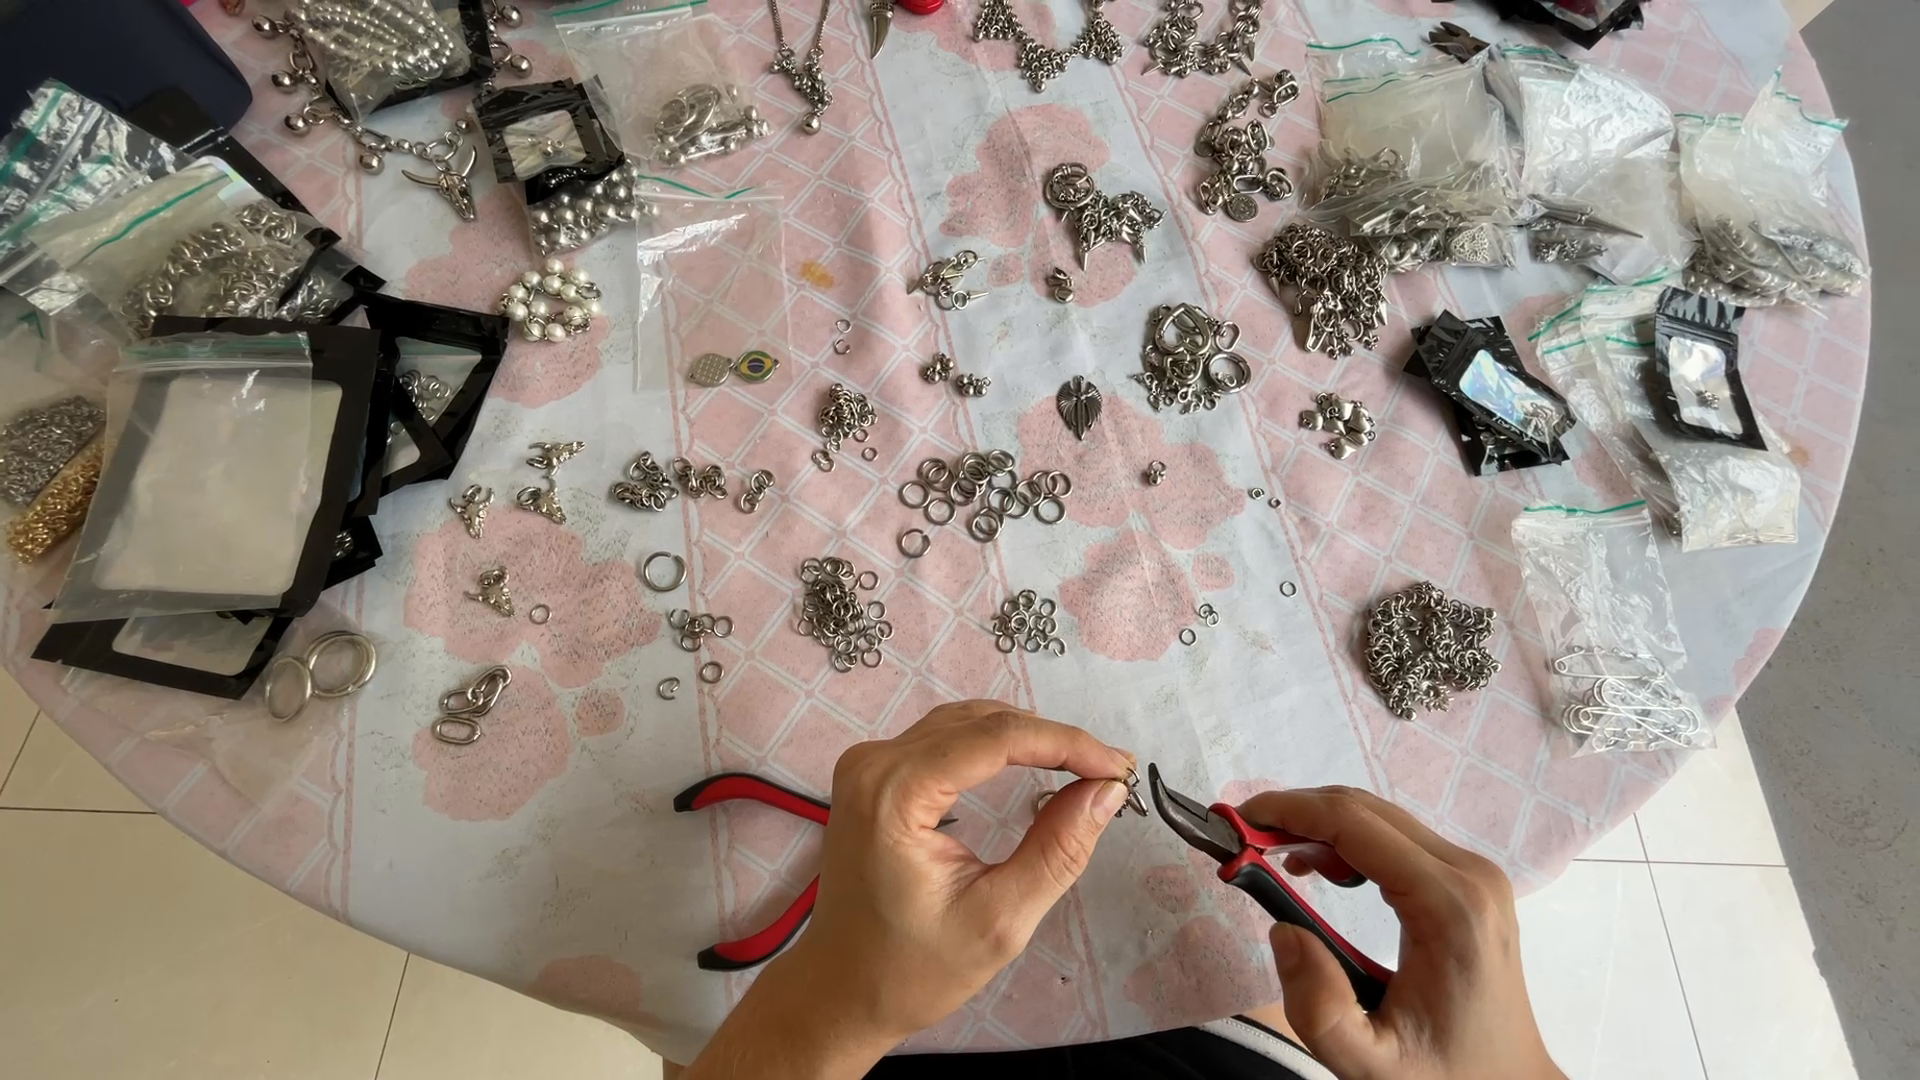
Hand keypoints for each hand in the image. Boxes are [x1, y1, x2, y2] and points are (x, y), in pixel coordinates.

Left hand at [684, 701, 1132, 1078]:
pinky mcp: (874, 770)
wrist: (839, 990)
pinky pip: (945, 736)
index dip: (1064, 743)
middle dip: (1051, 739)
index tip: (1117, 765)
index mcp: (894, 792)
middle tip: (1106, 769)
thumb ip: (1058, 850)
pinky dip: (993, 742)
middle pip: (980, 722)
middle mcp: (875, 760)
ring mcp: (869, 761)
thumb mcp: (999, 921)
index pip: (995, 740)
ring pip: (964, 722)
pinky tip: (1029, 757)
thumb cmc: (912, 968)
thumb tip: (1105, 790)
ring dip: (1024, 735)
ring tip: (1079, 763)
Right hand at [1239, 787, 1566, 1079]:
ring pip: (1373, 814)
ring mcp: (1471, 870)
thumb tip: (1283, 931)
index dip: (1287, 810)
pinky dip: (1341, 837)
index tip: (1237, 823)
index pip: (1351, 822)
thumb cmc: (1441, 1074)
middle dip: (1293, 812)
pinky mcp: (1464, 877)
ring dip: (1315, 823)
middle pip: (1360, 808)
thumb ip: (1318, 1007)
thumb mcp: (1371, 1065)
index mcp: (1448, 905)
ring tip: (1273, 856)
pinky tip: (1318, 868)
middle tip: (1244, 839)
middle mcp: (1466, 872)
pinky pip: (1389, 833)